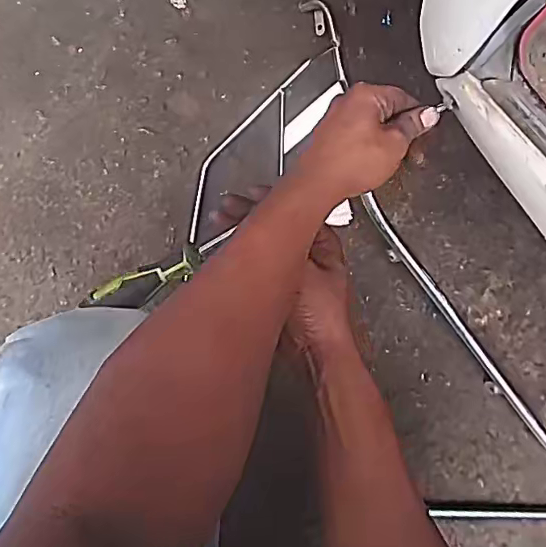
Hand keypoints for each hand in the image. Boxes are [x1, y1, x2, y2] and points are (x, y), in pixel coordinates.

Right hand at [211, 190, 358, 365]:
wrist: (315, 352)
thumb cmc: (322, 315)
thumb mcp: (303, 268)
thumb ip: (287, 243)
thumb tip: (270, 220)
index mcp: (323, 244)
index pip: (295, 212)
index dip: (271, 200)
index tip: (249, 194)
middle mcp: (309, 259)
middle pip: (278, 227)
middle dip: (252, 216)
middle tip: (227, 209)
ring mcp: (293, 276)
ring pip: (266, 246)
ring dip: (245, 236)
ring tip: (222, 226)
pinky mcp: (278, 294)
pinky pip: (258, 268)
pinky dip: (243, 258)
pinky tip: (230, 255)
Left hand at [291, 83, 439, 203]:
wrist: (317, 184)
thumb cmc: (348, 164)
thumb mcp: (394, 145)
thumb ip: (412, 126)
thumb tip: (425, 116)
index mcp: (366, 95)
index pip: (403, 96)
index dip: (418, 114)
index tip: (426, 125)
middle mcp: (348, 100)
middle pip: (386, 108)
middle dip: (400, 128)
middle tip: (408, 147)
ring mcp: (336, 116)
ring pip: (371, 122)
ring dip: (383, 138)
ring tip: (387, 158)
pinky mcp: (329, 133)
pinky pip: (356, 133)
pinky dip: (366, 145)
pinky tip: (369, 161)